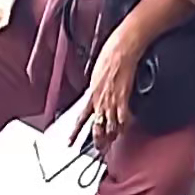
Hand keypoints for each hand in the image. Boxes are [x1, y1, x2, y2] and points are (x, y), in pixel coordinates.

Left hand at [70, 21, 145, 153]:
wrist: (123, 45)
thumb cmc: (110, 54)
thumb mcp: (96, 75)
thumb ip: (95, 89)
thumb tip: (94, 95)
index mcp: (91, 96)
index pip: (80, 120)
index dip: (74, 133)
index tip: (69, 144)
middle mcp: (99, 102)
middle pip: (96, 129)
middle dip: (99, 142)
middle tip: (101, 149)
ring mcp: (111, 101)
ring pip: (110, 128)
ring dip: (112, 136)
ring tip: (114, 140)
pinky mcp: (123, 97)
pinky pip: (123, 118)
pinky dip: (124, 125)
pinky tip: (125, 127)